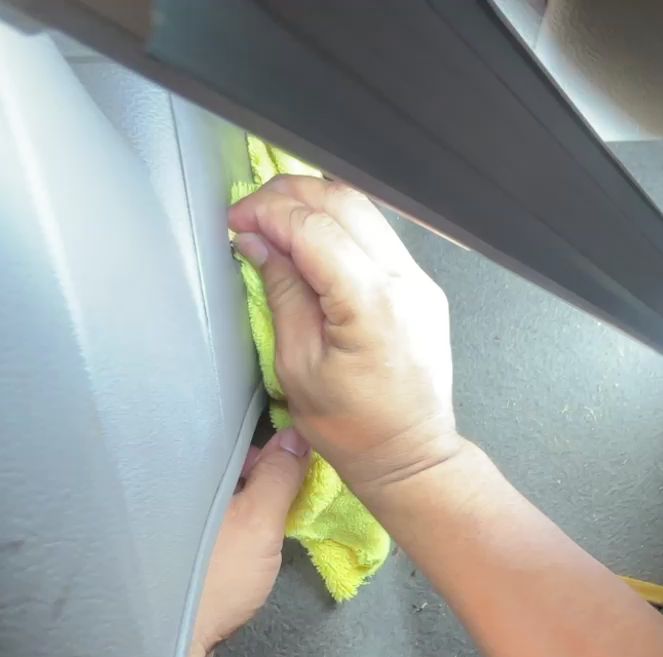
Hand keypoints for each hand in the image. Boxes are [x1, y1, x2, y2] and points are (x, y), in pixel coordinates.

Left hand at [190, 428, 310, 656]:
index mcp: (184, 472)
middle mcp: (168, 487)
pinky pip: (213, 516)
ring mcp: (168, 517)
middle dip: (257, 469)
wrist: (178, 643)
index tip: (291, 452)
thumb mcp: (260, 522)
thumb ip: (279, 476)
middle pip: (222, 462)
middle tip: (285, 488)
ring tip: (271, 509)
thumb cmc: (216, 578)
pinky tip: (248, 535)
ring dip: (247, 497)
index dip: (262, 438)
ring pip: (219, 492)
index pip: (225, 434)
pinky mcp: (176, 545)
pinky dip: (234, 519)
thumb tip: (298, 435)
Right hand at [228, 176, 460, 494]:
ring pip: (366, 212)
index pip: (313, 226)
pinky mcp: (424, 291)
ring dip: (318, 207)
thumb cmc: (357, 430)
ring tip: (279, 227)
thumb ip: (282, 295)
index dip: (267, 213)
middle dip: (290, 195)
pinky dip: (344, 230)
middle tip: (253, 213)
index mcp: (372, 305)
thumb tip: (259, 246)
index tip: (237, 221)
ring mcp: (421, 283)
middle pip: (344, 200)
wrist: (411, 455)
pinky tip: (316, 248)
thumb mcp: (299, 368)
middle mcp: (405, 283)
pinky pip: (381, 239)